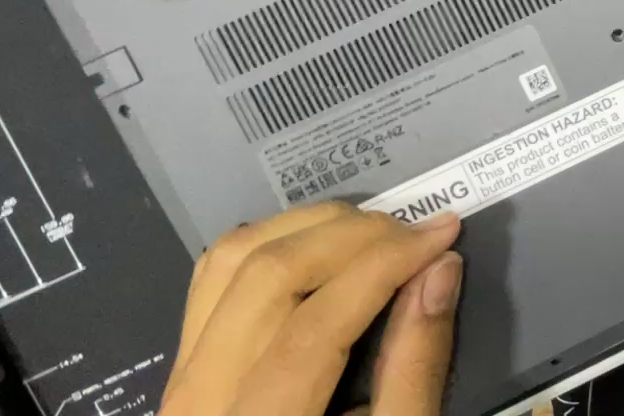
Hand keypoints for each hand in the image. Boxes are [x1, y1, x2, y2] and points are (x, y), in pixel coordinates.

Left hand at [161, 201, 464, 415]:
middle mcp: (195, 402)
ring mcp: (179, 378)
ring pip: (235, 257)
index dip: (387, 264)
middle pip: (270, 275)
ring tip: (377, 235)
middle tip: (417, 233)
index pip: (315, 326)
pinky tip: (326, 248)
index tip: (445, 232)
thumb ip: (416, 366)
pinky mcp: (184, 361)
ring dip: (315, 226)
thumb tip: (441, 268)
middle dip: (356, 235)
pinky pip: (217, 272)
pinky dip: (277, 239)